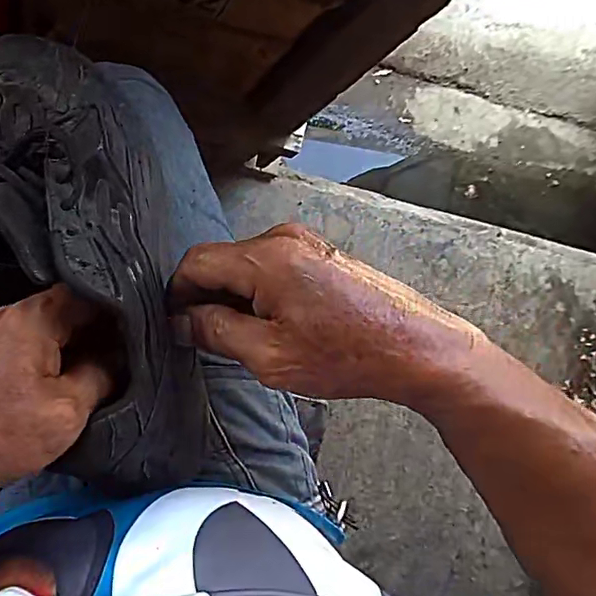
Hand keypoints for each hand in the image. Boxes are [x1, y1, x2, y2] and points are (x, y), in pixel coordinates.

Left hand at [0, 285, 115, 497]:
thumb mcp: (67, 410)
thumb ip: (101, 376)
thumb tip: (117, 362)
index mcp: (35, 316)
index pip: (91, 293)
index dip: (123, 312)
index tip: (144, 334)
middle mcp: (15, 316)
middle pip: (73, 309)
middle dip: (105, 331)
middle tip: (132, 356)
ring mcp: (0, 336)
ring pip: (56, 329)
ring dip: (82, 347)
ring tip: (109, 371)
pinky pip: (37, 345)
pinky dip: (60, 358)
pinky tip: (76, 381)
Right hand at [170, 223, 486, 410]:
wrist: (417, 347)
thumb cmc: (351, 354)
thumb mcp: (270, 356)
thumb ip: (216, 332)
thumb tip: (184, 321)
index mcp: (266, 258)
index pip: (195, 261)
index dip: (177, 293)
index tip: (177, 322)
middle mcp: (284, 239)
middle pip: (220, 260)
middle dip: (206, 296)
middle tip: (209, 337)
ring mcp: (305, 243)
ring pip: (246, 264)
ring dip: (234, 296)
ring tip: (248, 336)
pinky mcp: (320, 253)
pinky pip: (272, 265)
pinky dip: (259, 291)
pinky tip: (275, 324)